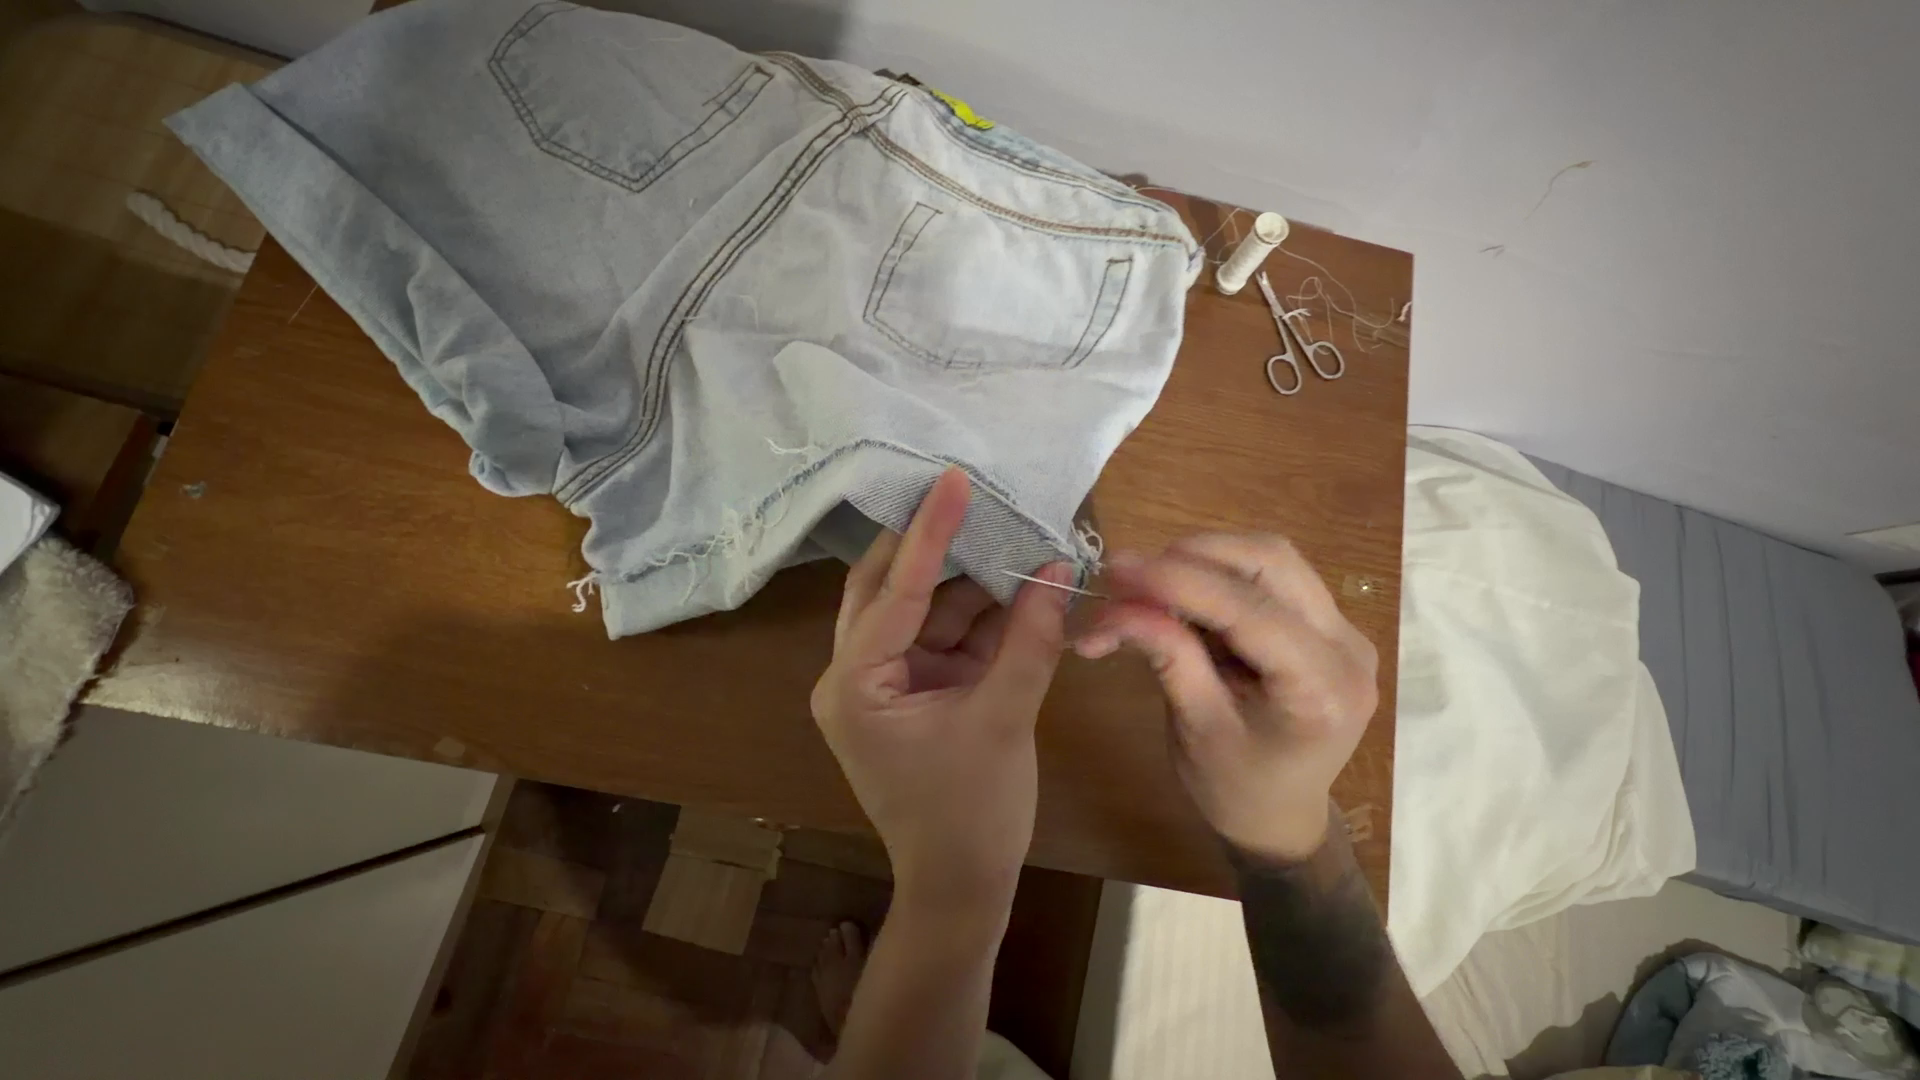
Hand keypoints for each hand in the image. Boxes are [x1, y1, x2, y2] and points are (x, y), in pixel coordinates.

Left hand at [810, 468, 1072, 910]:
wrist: (963, 887)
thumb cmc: (973, 813)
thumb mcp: (1004, 719)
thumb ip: (1029, 640)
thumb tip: (1057, 568)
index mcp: (855, 684)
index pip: (894, 591)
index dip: (930, 532)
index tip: (951, 478)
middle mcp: (855, 674)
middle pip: (888, 589)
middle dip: (934, 546)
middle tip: (971, 494)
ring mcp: (883, 682)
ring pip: (919, 609)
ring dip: (966, 579)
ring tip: (1010, 534)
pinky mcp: (912, 691)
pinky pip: (941, 636)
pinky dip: (977, 615)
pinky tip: (1014, 584)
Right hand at [1074, 535, 1377, 860]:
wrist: (1281, 817)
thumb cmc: (1234, 788)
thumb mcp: (1194, 726)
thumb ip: (1166, 656)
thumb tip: (1116, 605)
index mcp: (1320, 690)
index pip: (1248, 609)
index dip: (1179, 580)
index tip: (1118, 568)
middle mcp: (1347, 648)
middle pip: (1271, 560)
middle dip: (1193, 555)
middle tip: (1130, 574)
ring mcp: (1345, 631)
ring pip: (1271, 558)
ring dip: (1204, 559)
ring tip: (1151, 586)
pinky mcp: (1328, 624)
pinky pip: (1271, 576)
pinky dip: (1219, 574)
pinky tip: (1184, 597)